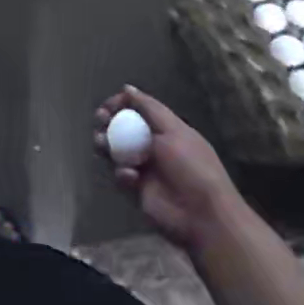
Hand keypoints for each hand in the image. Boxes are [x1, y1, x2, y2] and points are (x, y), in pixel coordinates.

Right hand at [94, 86, 241, 250]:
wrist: (202, 216)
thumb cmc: (193, 167)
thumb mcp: (174, 131)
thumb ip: (149, 109)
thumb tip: (127, 88)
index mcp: (167, 129)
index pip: (140, 110)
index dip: (122, 104)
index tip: (108, 105)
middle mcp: (154, 146)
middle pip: (125, 128)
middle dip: (109, 122)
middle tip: (101, 120)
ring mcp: (145, 168)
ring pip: (118, 150)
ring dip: (107, 144)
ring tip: (101, 143)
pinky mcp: (137, 190)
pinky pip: (121, 175)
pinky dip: (122, 173)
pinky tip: (129, 176)